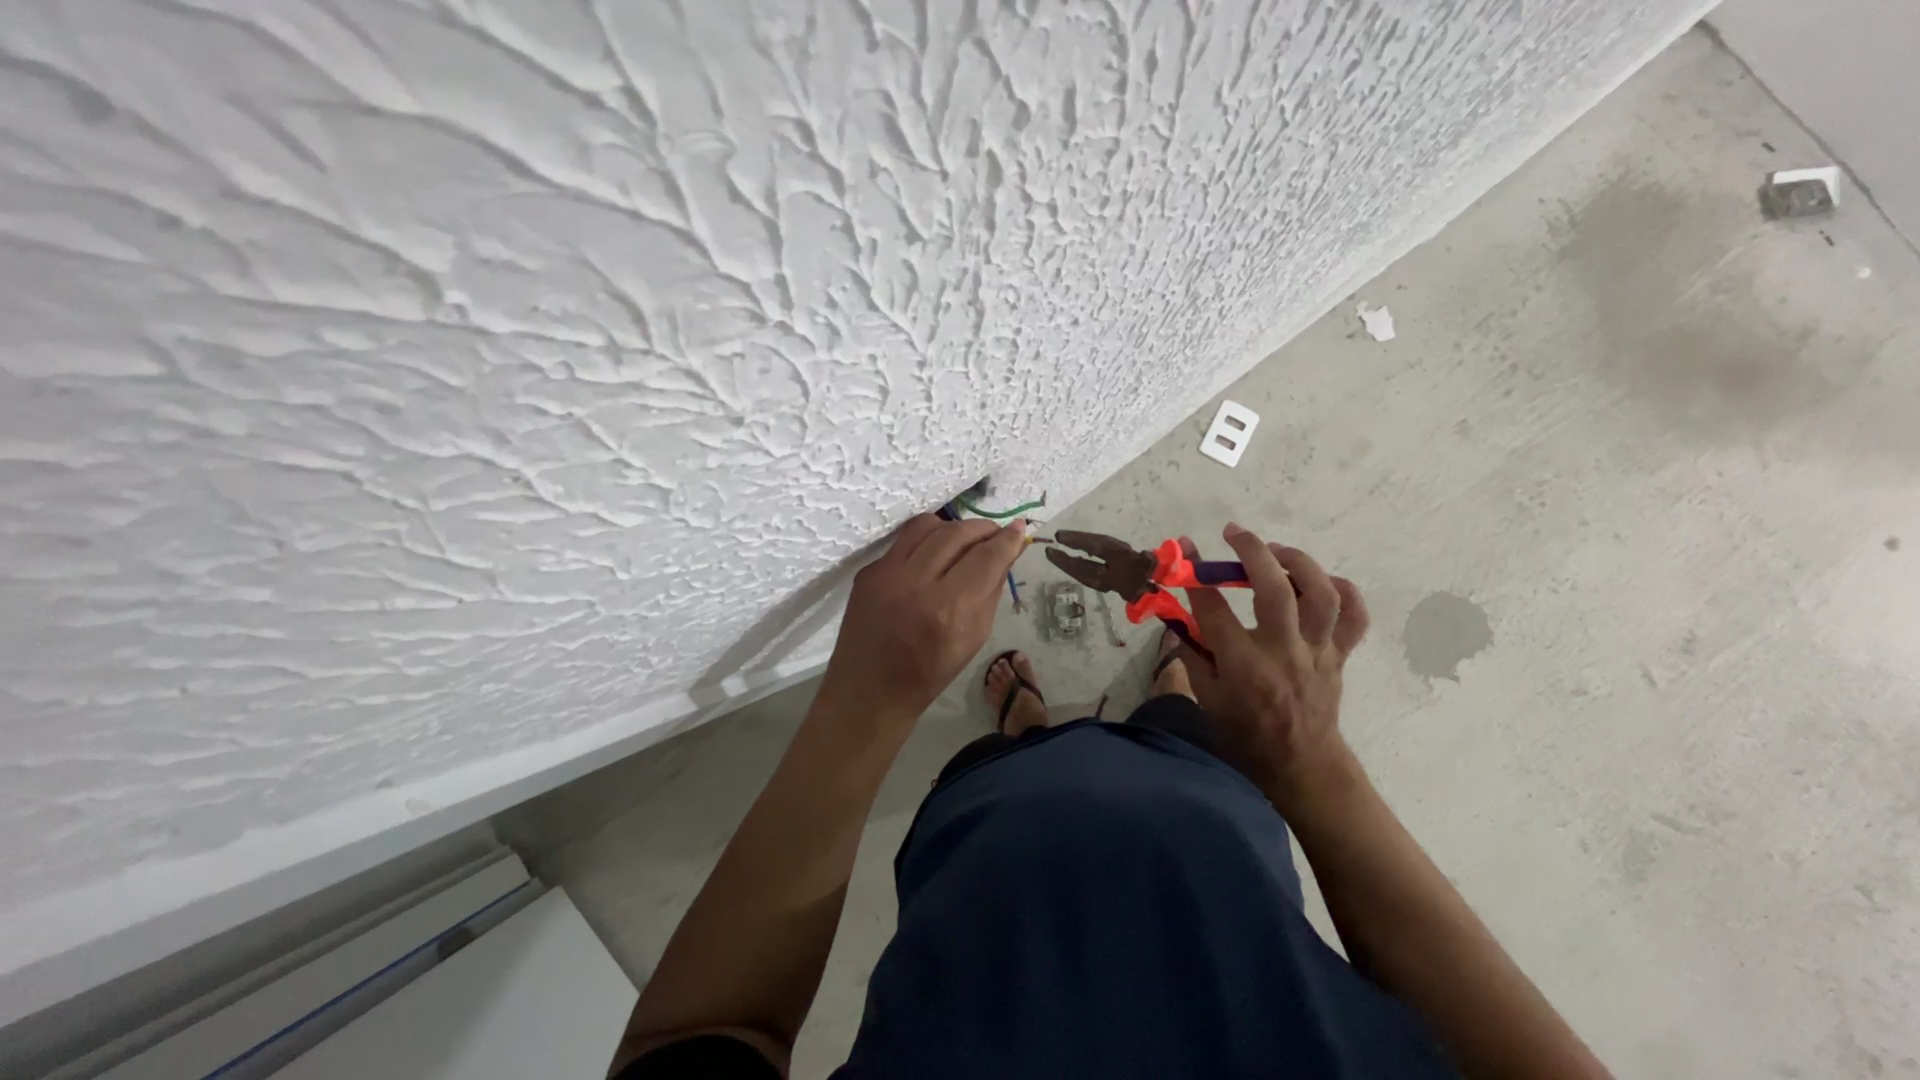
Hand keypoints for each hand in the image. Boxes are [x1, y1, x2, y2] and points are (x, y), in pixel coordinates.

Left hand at [818, 514, 1027, 722]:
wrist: (871, 689)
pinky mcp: (868, 572)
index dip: (1007, 540)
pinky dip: (924, 543)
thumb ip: (990, 591)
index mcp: (948, 610)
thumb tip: (1005, 553)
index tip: (1018, 529)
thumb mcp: (974, 637)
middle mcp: (916, 584)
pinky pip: (902, 542)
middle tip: (994, 535)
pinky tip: (932, 557)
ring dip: (952, 527)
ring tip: (963, 539)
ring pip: (926, 526)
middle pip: (957, 534)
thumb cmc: (930, 672)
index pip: (986, 558)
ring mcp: (886, 574)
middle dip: (982, 529)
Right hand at [1179, 523, 1369, 807]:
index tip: (1183, 548)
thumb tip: (1179, 609)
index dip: (1195, 575)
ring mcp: (1317, 652)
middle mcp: (1282, 652)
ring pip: (1321, 595)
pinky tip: (1319, 580)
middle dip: (1252, 553)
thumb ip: (1192, 650)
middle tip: (1234, 533)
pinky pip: (1354, 616)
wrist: (1299, 762)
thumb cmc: (1243, 731)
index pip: (1213, 609)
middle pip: (1274, 590)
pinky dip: (1343, 591)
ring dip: (1298, 563)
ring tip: (1276, 551)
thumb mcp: (1204, 695)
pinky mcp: (1339, 654)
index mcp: (1242, 666)